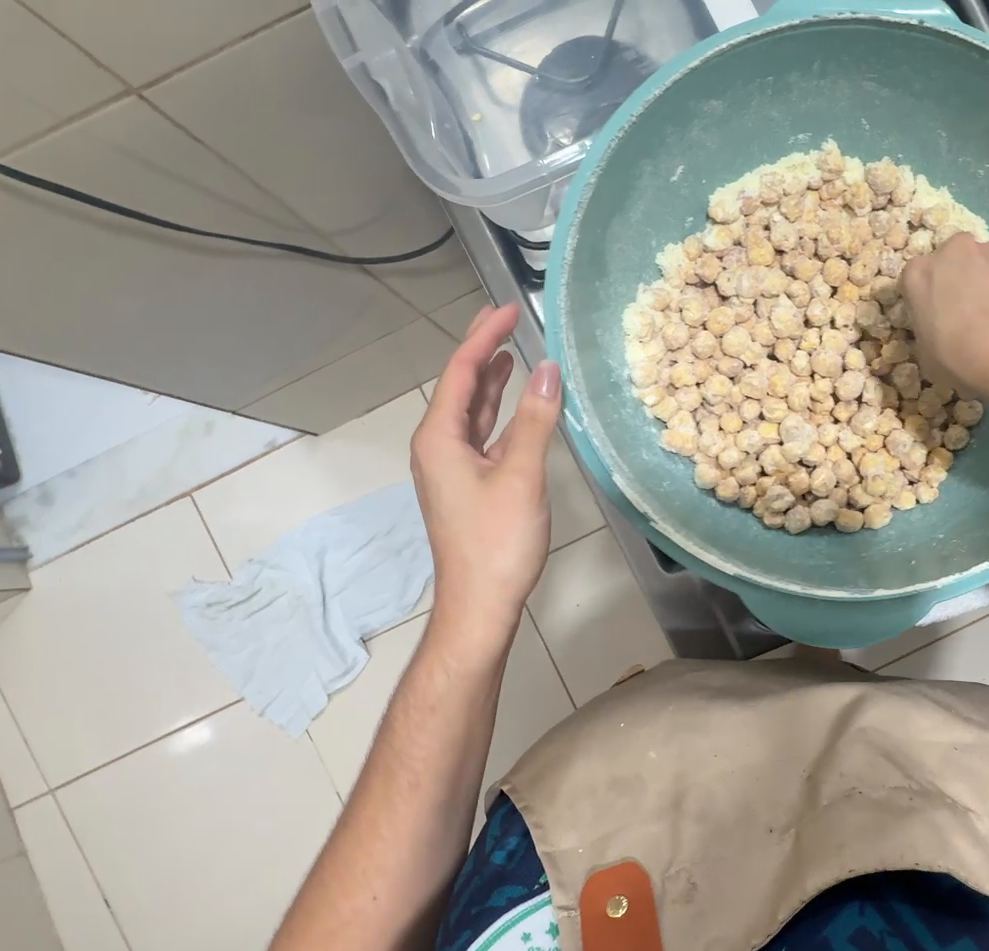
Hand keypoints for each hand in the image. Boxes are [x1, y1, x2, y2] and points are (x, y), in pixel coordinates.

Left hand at [411, 305, 561, 638]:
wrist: (481, 603)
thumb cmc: (497, 541)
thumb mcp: (521, 476)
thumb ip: (536, 421)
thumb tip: (549, 371)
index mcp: (439, 438)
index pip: (459, 372)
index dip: (483, 337)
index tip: (508, 309)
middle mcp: (438, 448)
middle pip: (459, 388)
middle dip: (482, 353)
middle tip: (507, 320)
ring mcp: (452, 469)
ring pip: (471, 414)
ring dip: (491, 384)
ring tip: (511, 354)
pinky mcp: (468, 487)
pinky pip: (482, 439)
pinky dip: (501, 418)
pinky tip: (519, 410)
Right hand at [900, 235, 988, 407]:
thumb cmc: (966, 361)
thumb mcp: (929, 360)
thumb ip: (928, 334)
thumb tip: (940, 332)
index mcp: (920, 273)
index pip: (914, 280)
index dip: (925, 301)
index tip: (934, 320)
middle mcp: (957, 250)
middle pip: (954, 262)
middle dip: (959, 281)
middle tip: (969, 316)